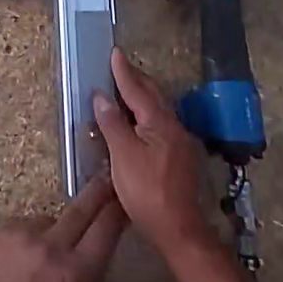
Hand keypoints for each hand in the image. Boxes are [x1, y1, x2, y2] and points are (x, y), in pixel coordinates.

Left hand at [0, 175, 125, 281]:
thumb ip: (85, 275)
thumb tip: (91, 249)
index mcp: (77, 273)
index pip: (105, 229)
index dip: (116, 210)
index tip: (123, 196)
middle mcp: (54, 247)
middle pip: (82, 208)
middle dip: (97, 191)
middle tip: (106, 175)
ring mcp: (26, 234)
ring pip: (50, 220)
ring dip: (52, 231)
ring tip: (40, 256)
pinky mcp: (5, 230)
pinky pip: (26, 226)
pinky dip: (28, 238)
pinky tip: (19, 259)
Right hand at [94, 48, 213, 255]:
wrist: (179, 228)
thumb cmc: (146, 190)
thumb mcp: (123, 156)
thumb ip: (112, 124)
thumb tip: (101, 97)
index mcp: (158, 121)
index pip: (136, 89)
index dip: (123, 72)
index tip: (115, 53)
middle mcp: (173, 125)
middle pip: (153, 95)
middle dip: (136, 79)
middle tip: (121, 66)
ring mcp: (180, 141)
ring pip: (160, 110)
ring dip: (144, 96)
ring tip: (129, 89)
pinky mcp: (181, 157)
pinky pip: (162, 124)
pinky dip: (148, 115)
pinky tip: (143, 122)